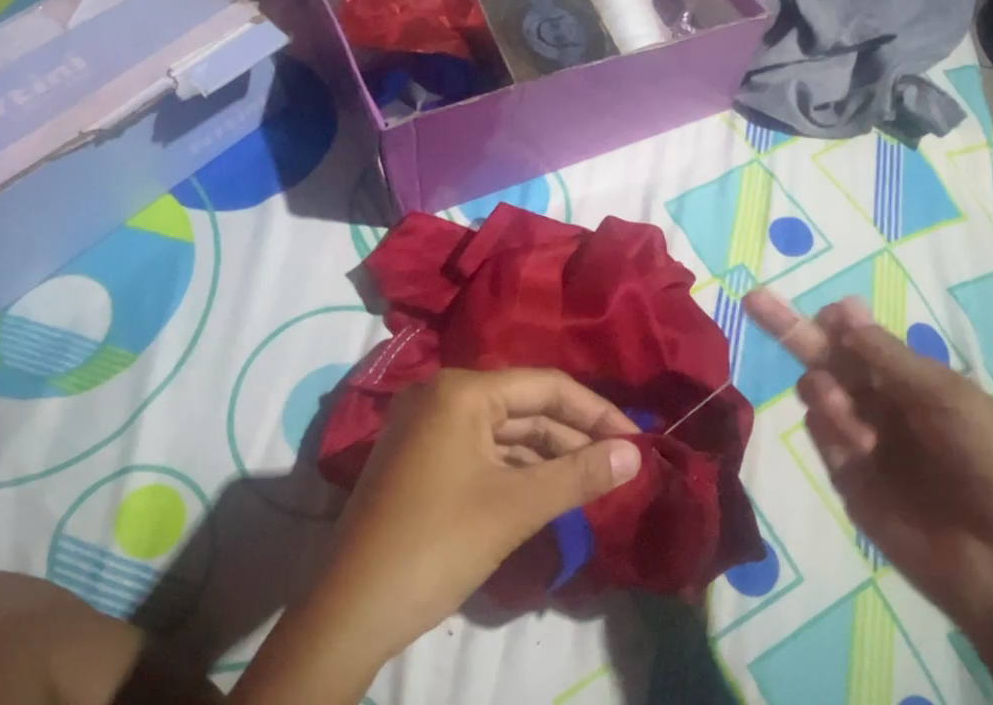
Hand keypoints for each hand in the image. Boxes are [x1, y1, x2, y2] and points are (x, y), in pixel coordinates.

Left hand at [232, 368, 641, 704]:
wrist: (354, 606)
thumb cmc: (440, 542)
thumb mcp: (517, 506)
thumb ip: (579, 474)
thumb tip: (635, 454)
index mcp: (460, 390)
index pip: (545, 386)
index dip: (596, 412)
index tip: (638, 441)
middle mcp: (440, 396)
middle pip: (524, 407)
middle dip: (573, 436)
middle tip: (621, 467)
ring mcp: (425, 428)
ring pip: (503, 432)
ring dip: (547, 456)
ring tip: (594, 484)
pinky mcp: (419, 459)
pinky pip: (481, 452)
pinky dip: (516, 470)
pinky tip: (549, 493)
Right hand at [742, 290, 992, 635]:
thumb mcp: (949, 398)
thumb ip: (888, 358)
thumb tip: (842, 309)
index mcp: (919, 381)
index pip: (864, 340)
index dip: (840, 322)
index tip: (828, 315)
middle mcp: (887, 405)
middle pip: (829, 359)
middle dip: (794, 331)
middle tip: (756, 301)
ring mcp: (865, 442)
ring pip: (820, 395)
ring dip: (824, 388)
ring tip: (839, 403)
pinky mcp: (849, 480)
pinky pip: (822, 438)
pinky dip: (829, 428)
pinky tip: (853, 439)